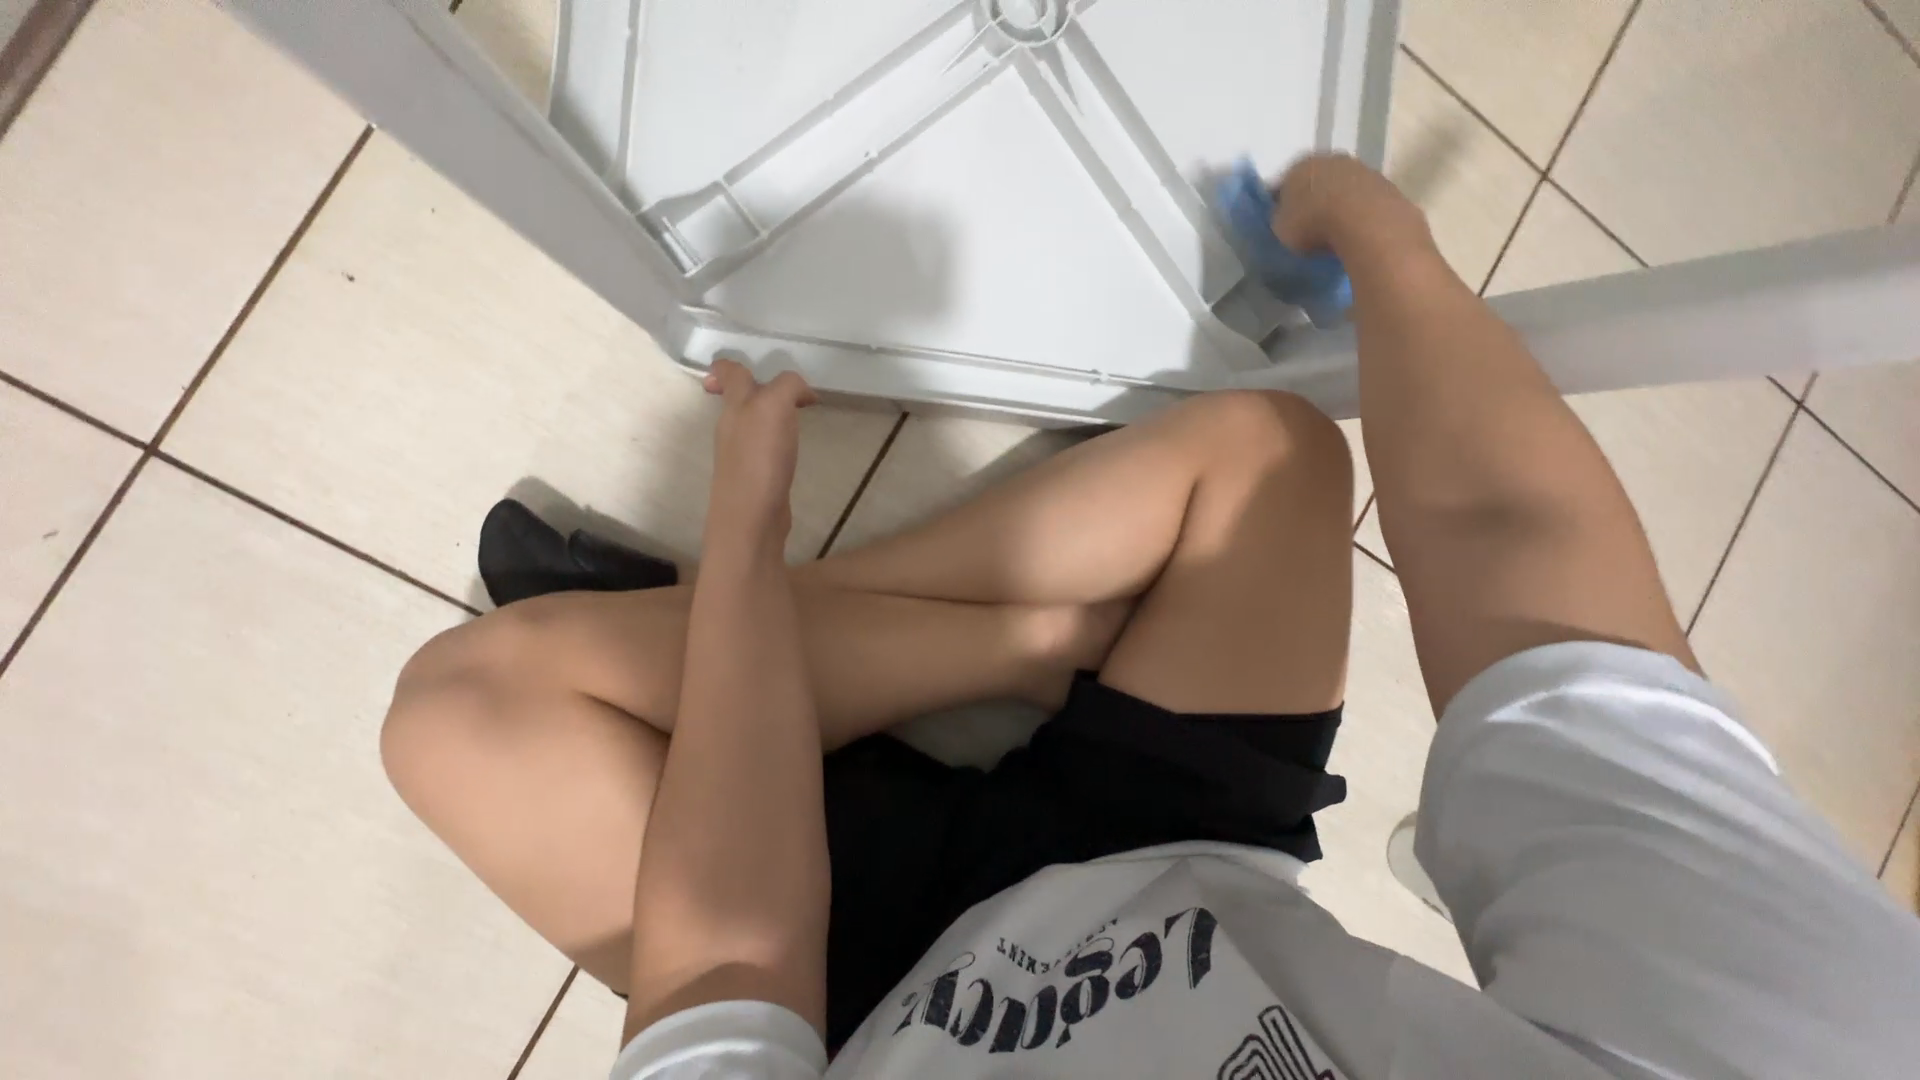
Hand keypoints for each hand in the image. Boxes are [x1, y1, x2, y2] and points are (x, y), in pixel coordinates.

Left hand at [703, 359, 816, 551]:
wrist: (752, 519)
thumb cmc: (760, 460)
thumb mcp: (774, 408)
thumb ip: (787, 387)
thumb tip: (802, 392)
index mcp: (735, 407)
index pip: (727, 374)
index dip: (732, 365)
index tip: (754, 366)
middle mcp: (732, 428)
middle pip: (738, 399)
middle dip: (754, 388)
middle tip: (786, 391)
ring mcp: (742, 455)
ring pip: (751, 424)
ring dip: (767, 414)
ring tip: (794, 414)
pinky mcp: (756, 478)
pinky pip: (764, 449)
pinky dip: (776, 441)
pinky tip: (791, 449)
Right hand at [1270, 153, 1430, 258]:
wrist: (1366, 222)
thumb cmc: (1313, 224)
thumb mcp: (1281, 229)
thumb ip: (1279, 220)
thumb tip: (1284, 218)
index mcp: (1299, 166)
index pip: (1281, 183)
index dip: (1278, 204)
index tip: (1278, 223)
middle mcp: (1331, 159)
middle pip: (1315, 180)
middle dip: (1310, 199)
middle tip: (1306, 226)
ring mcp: (1361, 169)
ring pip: (1341, 187)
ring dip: (1336, 204)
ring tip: (1332, 232)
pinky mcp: (1385, 184)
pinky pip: (1363, 199)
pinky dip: (1357, 212)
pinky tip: (1354, 231)